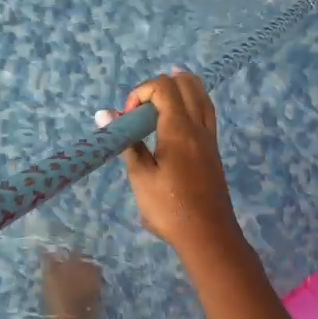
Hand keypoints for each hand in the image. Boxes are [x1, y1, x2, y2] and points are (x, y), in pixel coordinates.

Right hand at [119, 72, 246, 261]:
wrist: (208, 235)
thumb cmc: (169, 209)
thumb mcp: (141, 177)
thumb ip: (126, 142)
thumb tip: (105, 114)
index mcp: (179, 129)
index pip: (164, 86)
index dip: (141, 92)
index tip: (128, 117)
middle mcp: (198, 126)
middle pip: (187, 83)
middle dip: (160, 85)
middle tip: (142, 108)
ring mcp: (209, 137)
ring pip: (201, 95)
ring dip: (179, 91)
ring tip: (157, 101)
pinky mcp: (213, 150)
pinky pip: (205, 112)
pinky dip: (190, 104)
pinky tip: (175, 119)